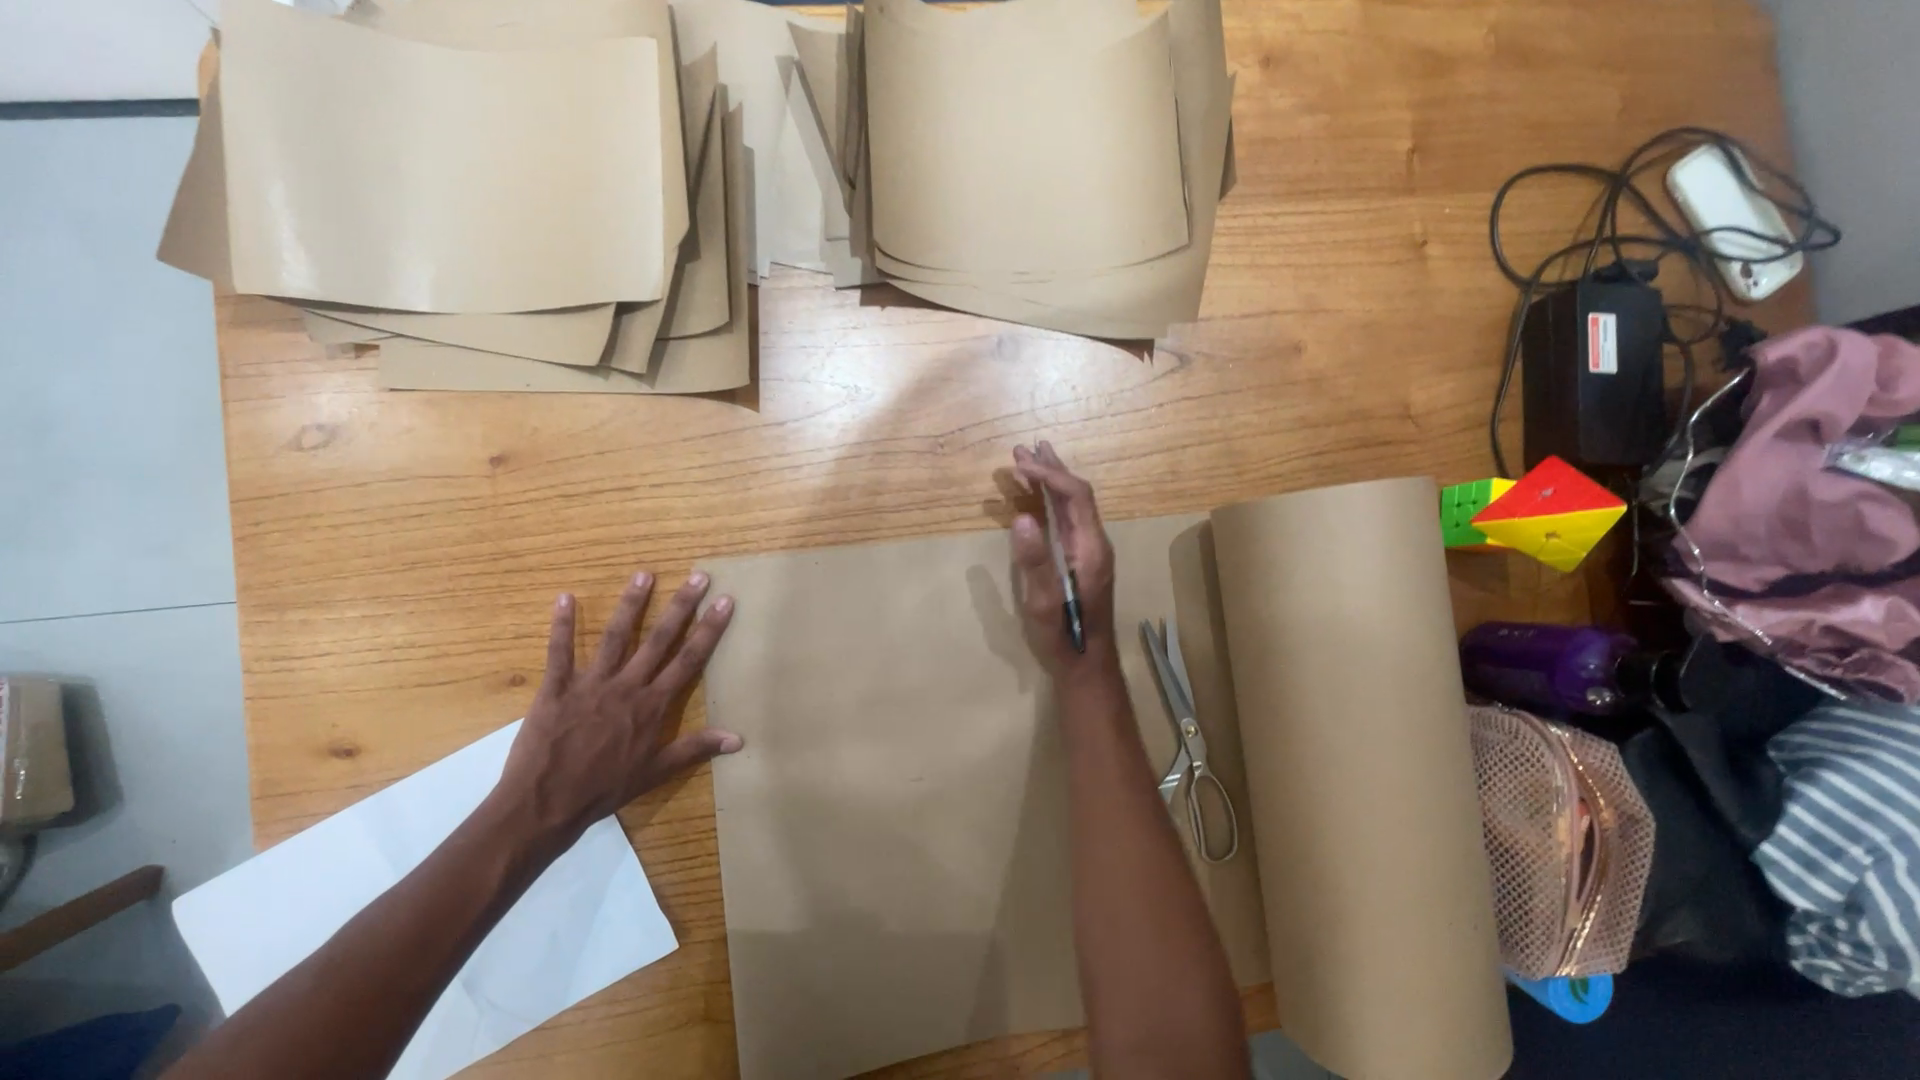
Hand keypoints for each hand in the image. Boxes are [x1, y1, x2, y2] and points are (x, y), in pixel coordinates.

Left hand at [493, 571, 741, 846]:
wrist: (546, 804)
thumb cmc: (604, 790)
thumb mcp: (655, 772)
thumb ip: (695, 749)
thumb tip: (738, 738)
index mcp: (652, 706)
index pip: (689, 660)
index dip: (709, 629)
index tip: (724, 601)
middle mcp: (626, 687)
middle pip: (659, 640)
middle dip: (681, 606)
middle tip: (697, 576)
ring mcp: (590, 684)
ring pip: (615, 637)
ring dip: (631, 604)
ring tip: (644, 574)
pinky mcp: (556, 688)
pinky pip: (559, 652)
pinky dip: (561, 625)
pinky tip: (564, 597)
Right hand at [1010, 443, 1117, 673]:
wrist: (1087, 665)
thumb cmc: (1064, 637)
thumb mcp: (1044, 603)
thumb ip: (1035, 561)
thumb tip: (1022, 517)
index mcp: (1091, 548)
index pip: (1076, 496)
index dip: (1050, 475)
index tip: (1020, 463)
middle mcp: (1095, 544)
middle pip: (1078, 494)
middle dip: (1051, 468)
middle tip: (1024, 447)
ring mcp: (1091, 552)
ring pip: (1074, 505)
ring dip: (1052, 480)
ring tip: (1030, 460)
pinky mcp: (1083, 561)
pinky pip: (1068, 519)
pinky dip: (1051, 500)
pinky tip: (1039, 498)